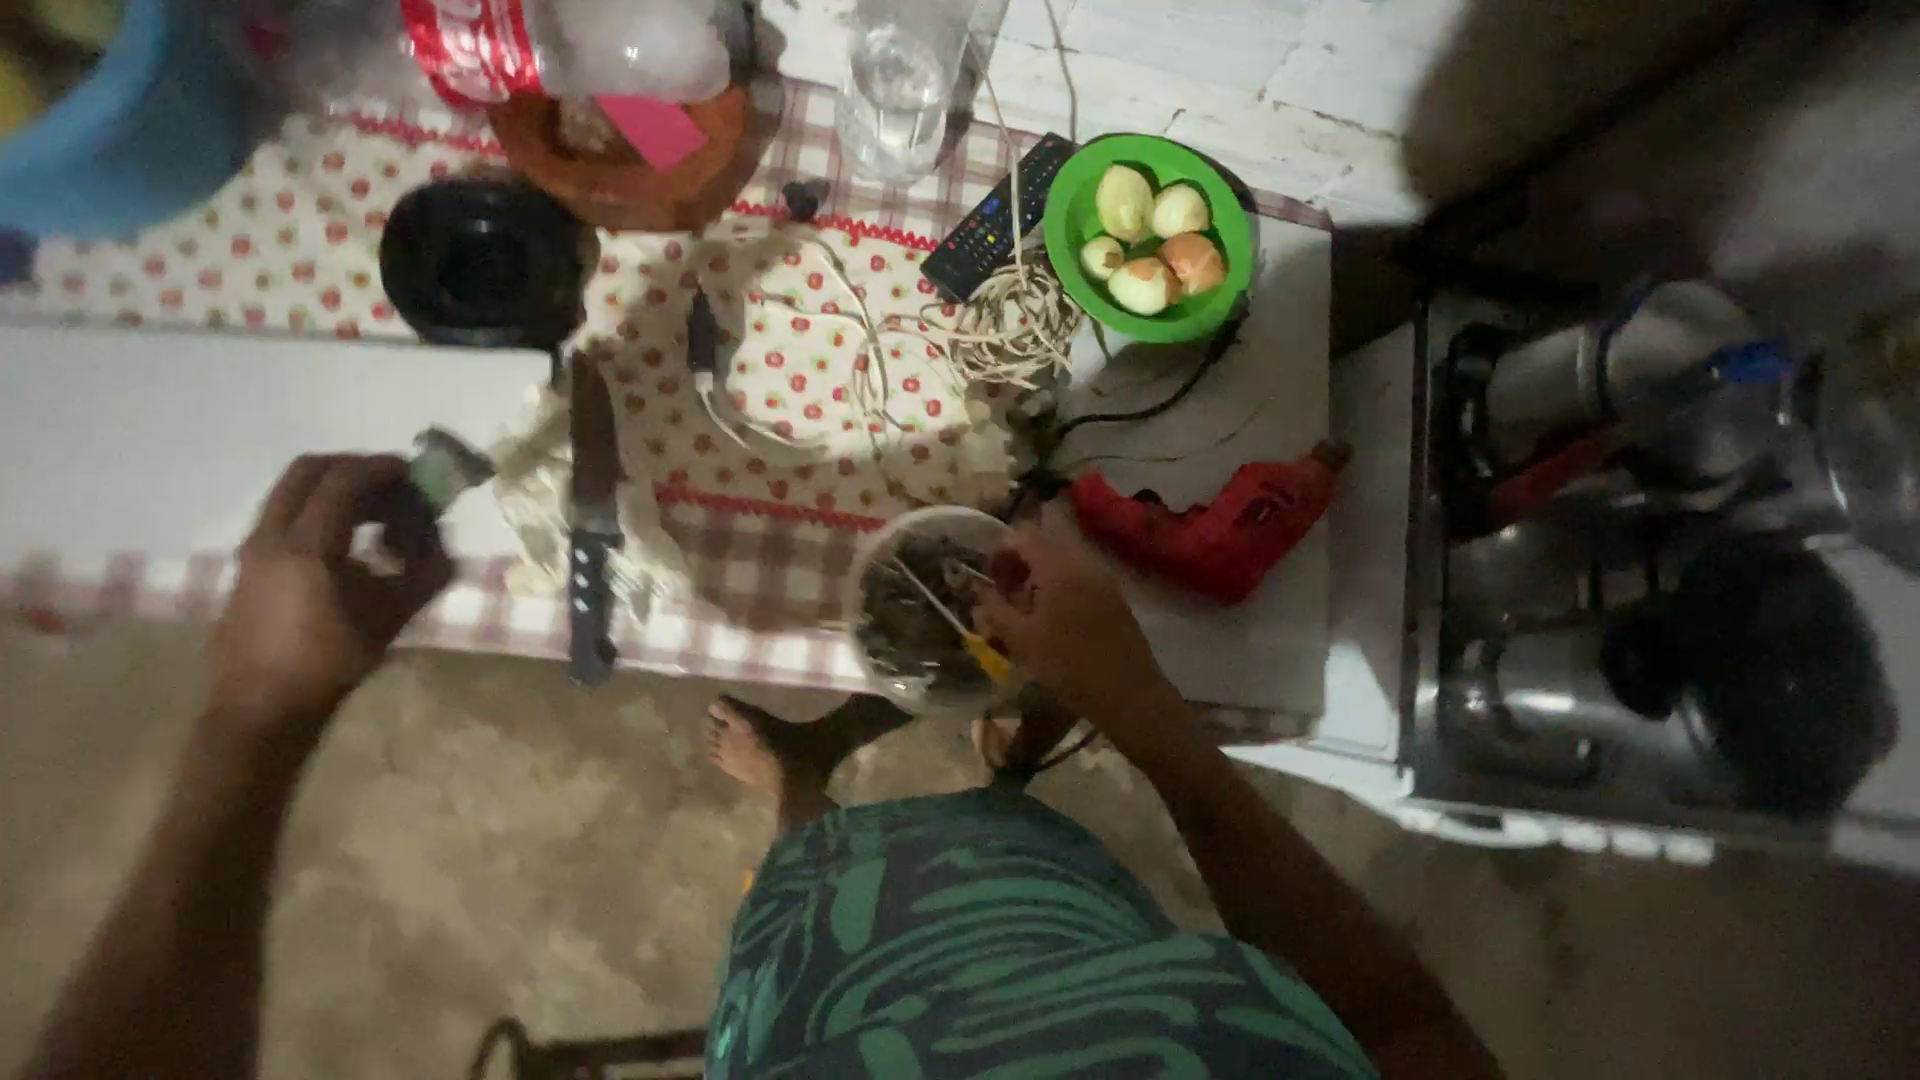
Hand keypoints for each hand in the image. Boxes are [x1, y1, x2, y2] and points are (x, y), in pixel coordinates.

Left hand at [207, 454, 452, 740]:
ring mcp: (253, 547)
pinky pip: (287, 514)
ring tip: (379, 515)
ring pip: (293, 491)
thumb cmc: (334, 658)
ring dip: (338, 489)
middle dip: (356, 468)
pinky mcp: (249, 563)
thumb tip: (442, 538)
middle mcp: (271, 535)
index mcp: (307, 546)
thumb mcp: (396, 613)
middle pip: (308, 470)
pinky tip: (352, 542)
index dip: (384, 468)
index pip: (344, 481)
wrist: (263, 702)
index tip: (415, 471)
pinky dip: (322, 509)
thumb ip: (427, 569)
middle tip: (394, 483)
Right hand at [973, 527, 1176, 722]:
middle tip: (1005, 596)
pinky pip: (1080, 579)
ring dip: (1039, 578)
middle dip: (1019, 566)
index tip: (990, 578)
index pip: (1023, 535)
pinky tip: (1053, 621)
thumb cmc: (1069, 665)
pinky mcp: (1114, 597)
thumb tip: (981, 589)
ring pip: (1062, 563)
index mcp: (1059, 568)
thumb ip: (995, 608)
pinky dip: (1060, 588)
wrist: (1128, 693)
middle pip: (1044, 546)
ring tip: (1027, 612)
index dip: (1000, 550)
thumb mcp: (1021, 640)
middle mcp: (1084, 563)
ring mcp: (1103, 579)